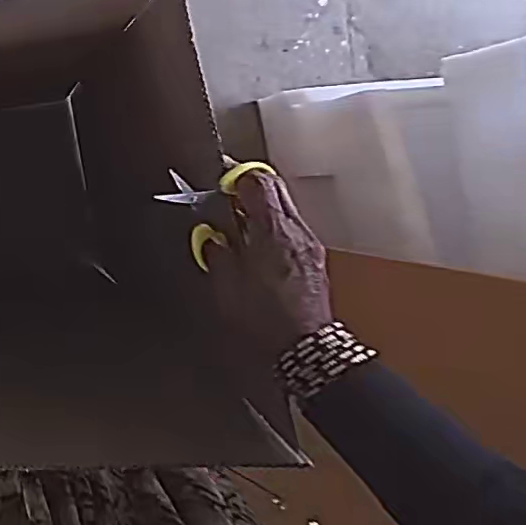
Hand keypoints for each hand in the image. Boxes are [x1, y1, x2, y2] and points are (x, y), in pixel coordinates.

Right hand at [203, 163, 332, 362]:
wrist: (306, 349)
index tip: (220, 181)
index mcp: (273, 231)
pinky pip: (291, 227)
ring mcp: (309, 244)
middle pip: (275, 187)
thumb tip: (211, 237)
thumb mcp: (226, 284)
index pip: (258, 181)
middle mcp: (296, 231)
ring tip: (238, 223)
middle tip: (227, 195)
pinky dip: (272, 226)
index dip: (235, 175)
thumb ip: (216, 252)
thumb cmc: (266, 320)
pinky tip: (256, 245)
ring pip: (284, 206)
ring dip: (261, 207)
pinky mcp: (314, 259)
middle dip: (249, 186)